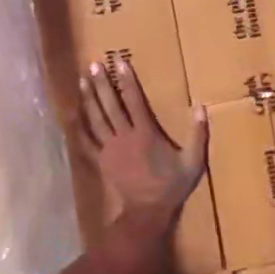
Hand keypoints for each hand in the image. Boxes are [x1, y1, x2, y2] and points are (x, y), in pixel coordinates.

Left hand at [77, 60, 208, 226]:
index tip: (119, 61)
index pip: (134, 100)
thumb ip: (198, 134)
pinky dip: (79, 128)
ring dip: (89, 99)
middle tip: (93, 65)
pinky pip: (87, 142)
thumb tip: (201, 107)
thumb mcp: (192, 162)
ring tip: (82, 81)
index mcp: (145, 133)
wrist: (148, 212)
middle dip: (102, 84)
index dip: (127, 80)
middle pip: (110, 105)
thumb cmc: (171, 185)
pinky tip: (73, 114)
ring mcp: (110, 148)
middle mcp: (124, 136)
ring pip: (96, 119)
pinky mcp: (101, 160)